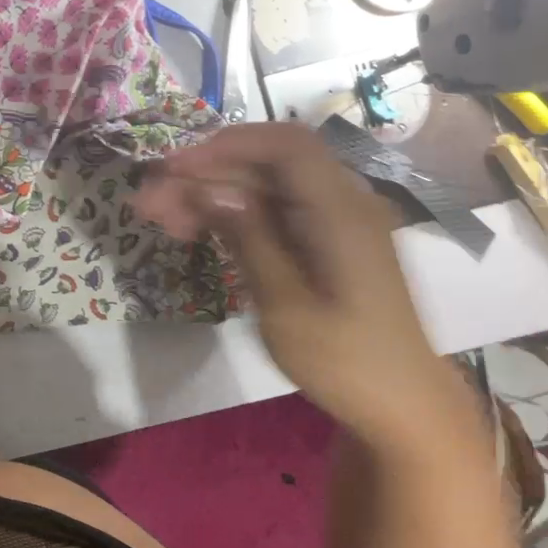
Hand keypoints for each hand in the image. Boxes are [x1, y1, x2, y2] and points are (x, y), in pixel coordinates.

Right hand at [133, 123, 460, 434]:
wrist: (400, 401)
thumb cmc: (343, 359)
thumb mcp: (286, 305)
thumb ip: (249, 240)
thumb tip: (208, 189)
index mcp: (342, 214)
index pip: (284, 147)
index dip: (224, 147)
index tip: (171, 170)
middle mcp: (345, 204)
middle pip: (268, 164)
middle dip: (204, 173)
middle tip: (147, 201)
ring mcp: (337, 222)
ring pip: (265, 186)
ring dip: (211, 194)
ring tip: (160, 218)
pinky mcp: (327, 241)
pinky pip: (275, 210)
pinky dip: (232, 214)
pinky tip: (195, 230)